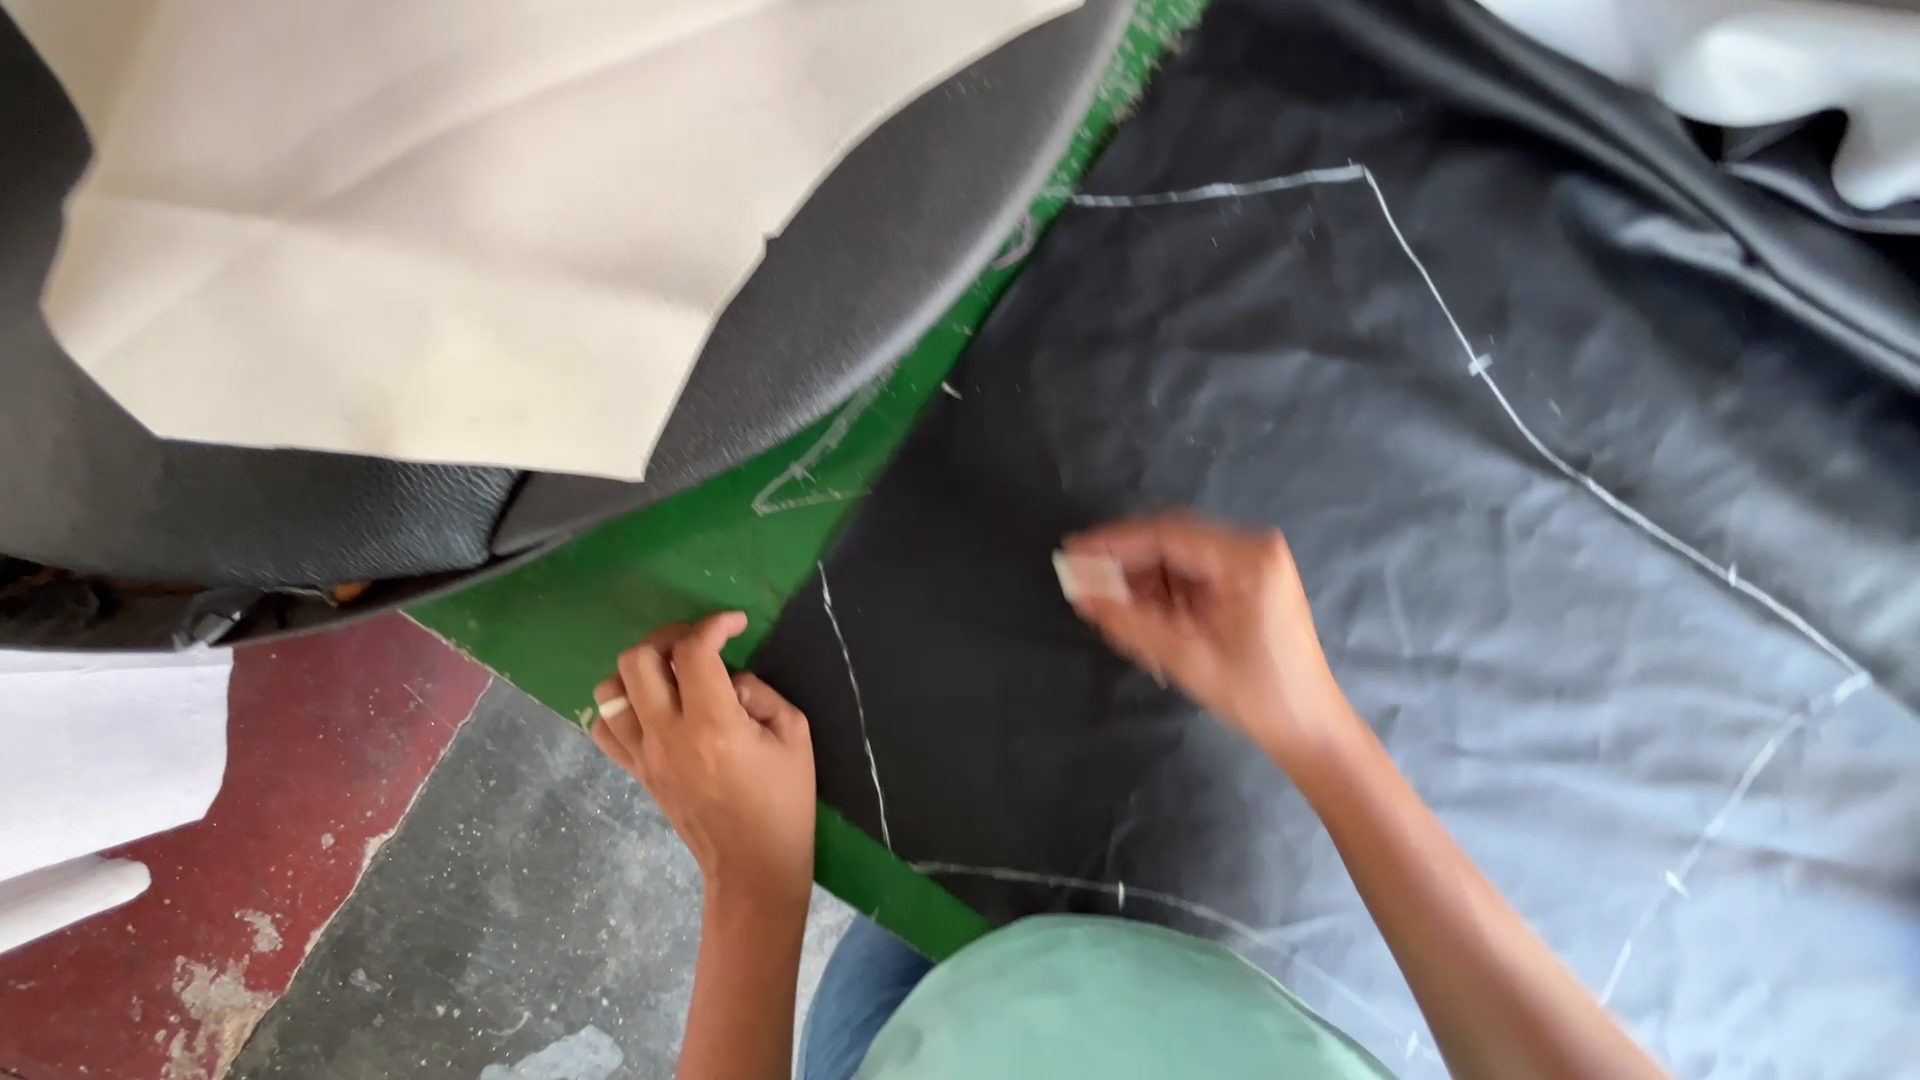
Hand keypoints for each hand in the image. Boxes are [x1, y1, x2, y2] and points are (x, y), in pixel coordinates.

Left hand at [592, 612, 815, 911]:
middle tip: (699, 641)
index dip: (714, 625)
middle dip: (669, 636)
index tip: (735, 623)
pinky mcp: (636, 772)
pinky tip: (653, 706)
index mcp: (713, 726)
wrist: (753, 864)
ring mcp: (644, 756)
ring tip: (673, 672)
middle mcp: (668, 736)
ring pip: (609, 690)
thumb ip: (761, 693)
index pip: (694, 652)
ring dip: (640, 669)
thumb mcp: (795, 735)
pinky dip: (621, 705)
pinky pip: (604, 727)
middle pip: (638, 660)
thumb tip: (731, 679)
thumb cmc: (784, 800)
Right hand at [1063, 513, 1346, 755]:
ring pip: (1172, 557)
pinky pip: (1186, 575)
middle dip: (1122, 563)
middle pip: (1167, 540)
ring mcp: (1247, 563)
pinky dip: (1157, 593)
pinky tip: (1136, 616)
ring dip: (1137, 581)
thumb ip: (1128, 621)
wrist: (1309, 726)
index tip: (1071, 552)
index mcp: (1246, 557)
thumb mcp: (1186, 658)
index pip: (1165, 533)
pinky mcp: (1241, 581)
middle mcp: (1248, 547)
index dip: (1112, 542)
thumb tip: (1078, 592)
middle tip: (1079, 583)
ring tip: (1107, 609)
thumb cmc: (1257, 695)